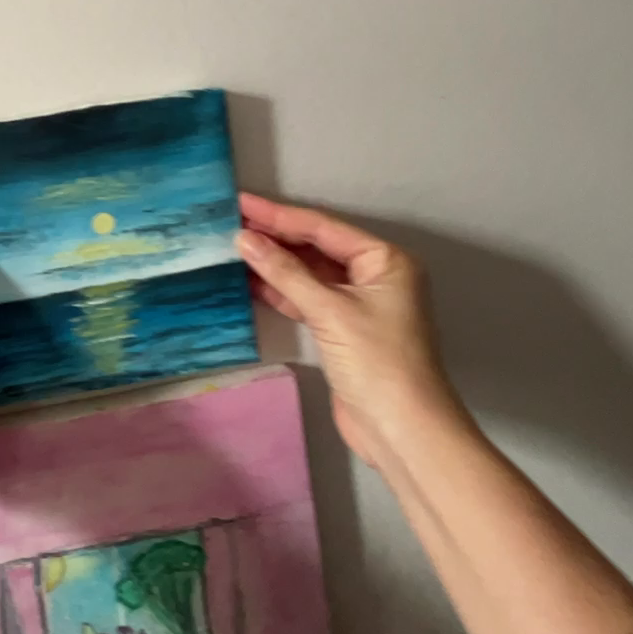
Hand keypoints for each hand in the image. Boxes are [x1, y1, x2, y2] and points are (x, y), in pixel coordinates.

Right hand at [235, 193, 461, 464]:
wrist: (403, 432)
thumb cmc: (376, 362)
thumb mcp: (329, 311)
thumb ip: (284, 272)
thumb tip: (243, 238)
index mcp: (384, 261)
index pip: (322, 227)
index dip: (277, 214)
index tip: (239, 201)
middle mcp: (373, 275)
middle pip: (314, 246)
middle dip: (273, 235)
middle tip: (229, 219)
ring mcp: (357, 302)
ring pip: (307, 272)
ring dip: (272, 261)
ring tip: (230, 245)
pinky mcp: (341, 328)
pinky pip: (304, 296)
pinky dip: (278, 288)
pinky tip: (248, 279)